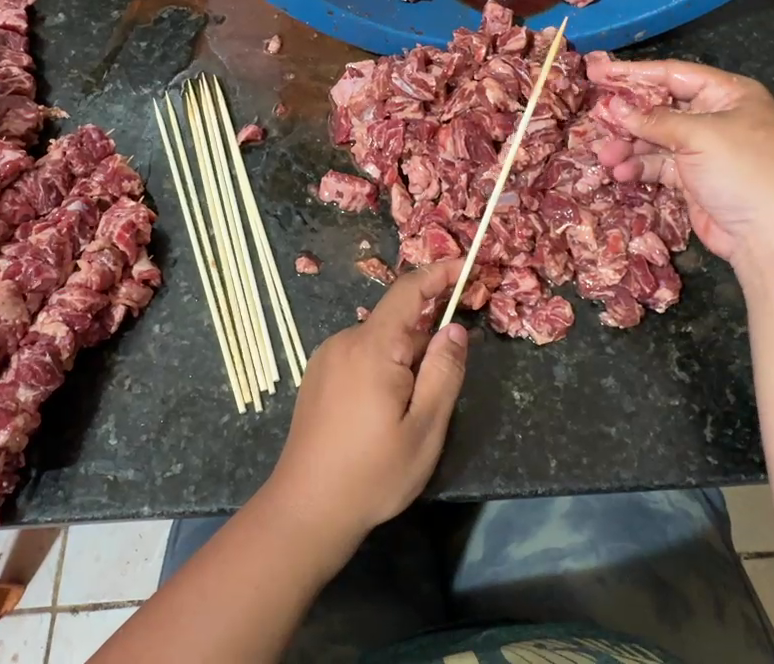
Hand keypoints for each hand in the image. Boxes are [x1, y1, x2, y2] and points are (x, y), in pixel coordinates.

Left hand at [261, 259, 468, 547]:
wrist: (306, 508)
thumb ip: (444, 372)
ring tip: (414, 412)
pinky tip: (386, 412)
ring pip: (380, 341)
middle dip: (428, 337)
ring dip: (406, 359)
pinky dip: (384, 368)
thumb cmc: (372, 473)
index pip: (409, 291)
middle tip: (449, 380)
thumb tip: (455, 328)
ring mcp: (326, 359)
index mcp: (373, 347)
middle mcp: (345, 341)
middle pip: (397, 320)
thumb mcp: (425, 428)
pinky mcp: (318, 377)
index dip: (439, 273)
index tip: (467, 265)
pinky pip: (361, 356)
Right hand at [585, 54, 773, 265]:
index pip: (673, 74)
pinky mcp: (694, 180)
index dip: (634, 73)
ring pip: (655, 140)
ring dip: (629, 146)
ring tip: (605, 156)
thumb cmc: (745, 170)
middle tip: (595, 120)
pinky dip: (639, 168)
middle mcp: (716, 117)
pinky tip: (621, 173)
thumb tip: (613, 106)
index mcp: (728, 94)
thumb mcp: (700, 136)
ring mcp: (704, 151)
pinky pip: (658, 166)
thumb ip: (654, 120)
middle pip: (661, 108)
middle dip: (628, 117)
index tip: (597, 73)